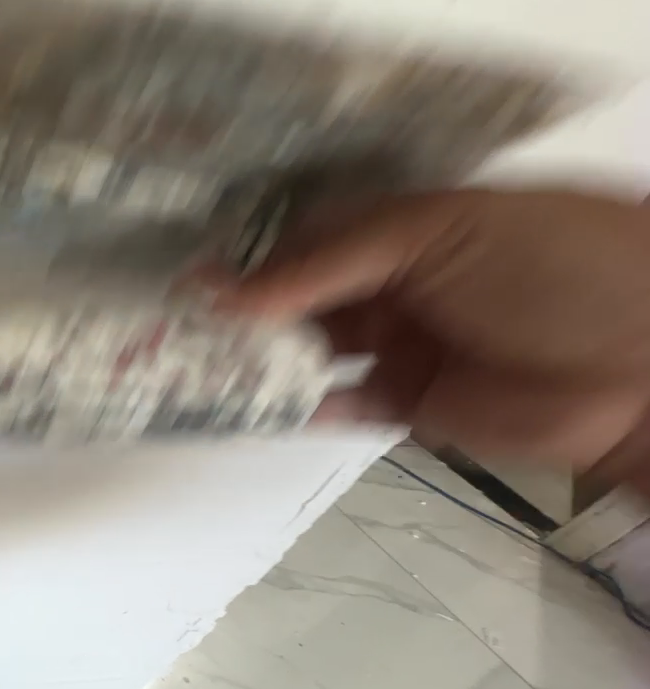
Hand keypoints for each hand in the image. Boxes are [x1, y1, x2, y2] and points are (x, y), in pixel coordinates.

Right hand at [214, 189, 649, 479]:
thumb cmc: (560, 272)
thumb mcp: (443, 235)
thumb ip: (328, 262)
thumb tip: (219, 294)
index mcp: (410, 230)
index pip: (310, 240)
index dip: (250, 260)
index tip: (190, 284)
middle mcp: (396, 285)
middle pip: (298, 300)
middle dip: (242, 316)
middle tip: (177, 333)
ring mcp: (396, 344)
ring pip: (305, 352)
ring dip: (256, 361)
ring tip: (196, 372)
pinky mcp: (398, 401)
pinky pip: (329, 404)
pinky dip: (289, 408)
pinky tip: (246, 408)